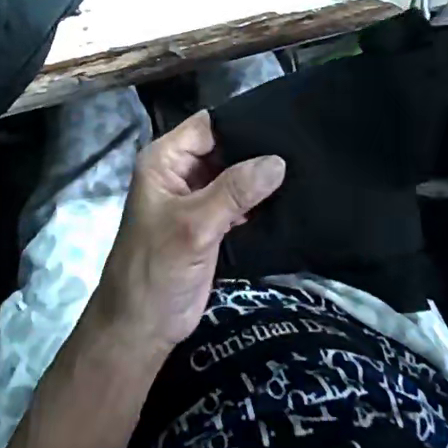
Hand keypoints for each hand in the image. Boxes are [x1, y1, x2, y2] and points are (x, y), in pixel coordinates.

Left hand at [88, 111, 286, 353]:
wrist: (142, 326)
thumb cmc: (157, 268)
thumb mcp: (195, 225)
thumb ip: (234, 191)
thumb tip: (277, 161)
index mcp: (164, 160)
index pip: (207, 126)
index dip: (240, 122)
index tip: (282, 122)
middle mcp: (179, 172)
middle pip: (223, 148)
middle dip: (256, 149)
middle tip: (302, 146)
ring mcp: (195, 199)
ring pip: (233, 175)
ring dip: (261, 177)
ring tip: (305, 167)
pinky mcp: (210, 224)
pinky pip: (238, 202)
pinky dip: (259, 201)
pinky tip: (293, 199)